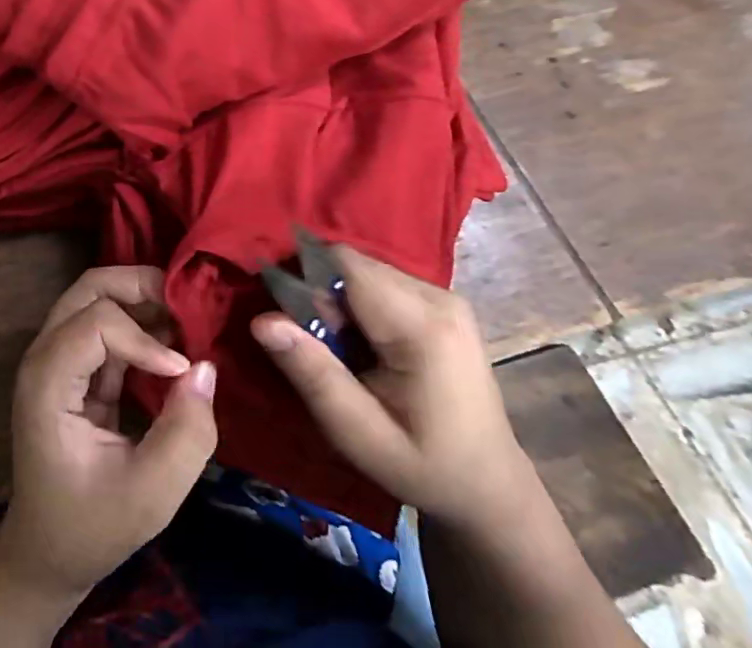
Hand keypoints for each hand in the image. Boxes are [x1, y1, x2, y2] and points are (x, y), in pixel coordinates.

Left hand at [0, 266, 217, 598]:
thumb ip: (186, 432)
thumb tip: (206, 368)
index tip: (181, 373)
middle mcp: (44, 358)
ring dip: (144, 300)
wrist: (48, 552)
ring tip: (188, 323)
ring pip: (98, 298)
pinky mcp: (75, 369)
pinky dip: (143, 324)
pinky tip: (175, 346)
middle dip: (142, 286)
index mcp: (48, 383)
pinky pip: (107, 325)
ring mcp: (56, 359)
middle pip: (90, 288)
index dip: (145, 339)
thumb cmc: (92, 526)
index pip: (96, 323)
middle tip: (189, 307)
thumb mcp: (151, 494)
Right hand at [250, 246, 531, 524]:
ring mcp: (445, 296)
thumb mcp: (358, 434)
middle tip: (317, 347)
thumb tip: (262, 321)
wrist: (489, 486)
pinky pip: (381, 281)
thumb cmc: (423, 467)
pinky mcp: (443, 302)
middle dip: (321, 294)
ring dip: (338, 300)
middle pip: (354, 264)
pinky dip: (358, 304)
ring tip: (341, 351)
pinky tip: (363, 346)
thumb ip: (312, 373)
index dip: (305, 281)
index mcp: (422, 326)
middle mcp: (439, 297)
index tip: (287, 322)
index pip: (345, 265)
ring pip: (364, 269)